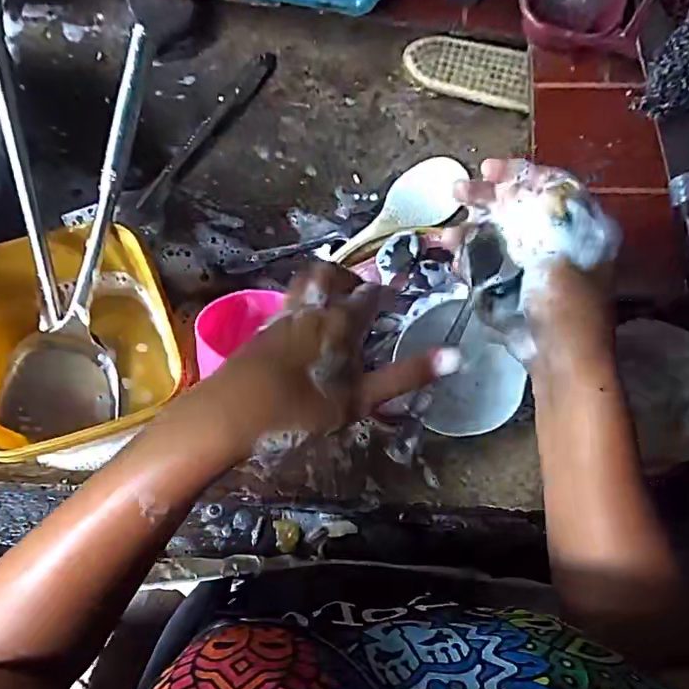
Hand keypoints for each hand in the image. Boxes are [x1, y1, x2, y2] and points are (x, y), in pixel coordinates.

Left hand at [180, 264, 458, 459]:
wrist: (232, 414)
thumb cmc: (303, 408)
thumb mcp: (361, 399)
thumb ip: (405, 376)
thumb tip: (456, 356)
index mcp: (342, 321)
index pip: (371, 295)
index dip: (388, 295)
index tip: (398, 301)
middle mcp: (312, 309)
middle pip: (331, 275)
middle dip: (350, 279)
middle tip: (362, 296)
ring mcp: (281, 318)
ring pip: (305, 286)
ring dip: (323, 289)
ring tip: (334, 311)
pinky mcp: (260, 333)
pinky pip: (287, 306)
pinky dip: (302, 309)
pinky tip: (303, 335)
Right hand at [451, 158, 619, 370]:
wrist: (562, 364)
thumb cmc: (566, 308)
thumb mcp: (551, 251)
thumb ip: (529, 217)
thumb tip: (505, 188)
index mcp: (582, 230)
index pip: (551, 187)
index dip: (519, 173)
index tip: (488, 169)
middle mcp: (560, 246)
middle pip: (521, 212)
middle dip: (487, 202)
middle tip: (457, 193)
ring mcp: (537, 273)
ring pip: (502, 243)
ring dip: (472, 235)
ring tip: (446, 236)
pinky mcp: (519, 297)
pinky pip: (493, 272)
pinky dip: (474, 264)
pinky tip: (455, 260)